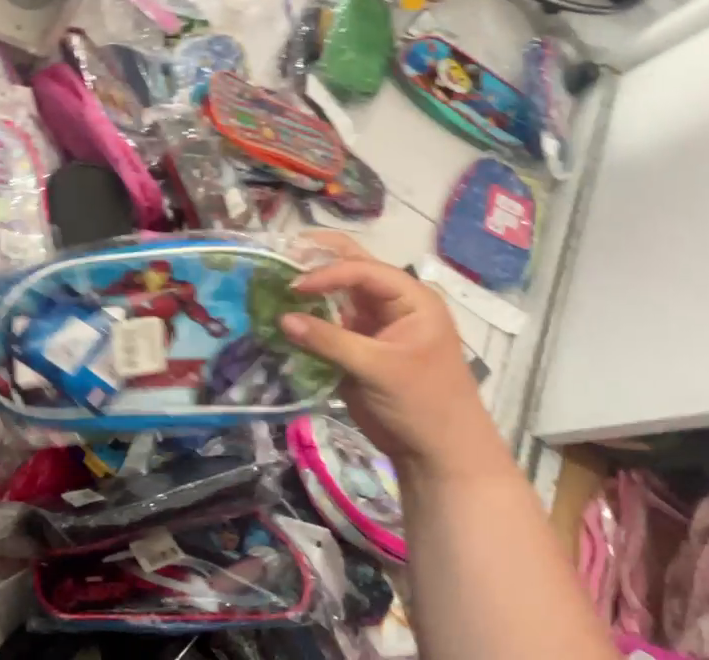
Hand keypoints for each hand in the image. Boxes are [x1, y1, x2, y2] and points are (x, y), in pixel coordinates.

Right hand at [279, 233, 503, 475]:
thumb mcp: (379, 369)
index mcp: (411, 299)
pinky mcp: (353, 343)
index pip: (362, 269)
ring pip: (333, 292)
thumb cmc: (423, 404)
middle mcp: (390, 302)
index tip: (294, 287)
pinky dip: (303, 314)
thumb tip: (281, 318)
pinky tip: (277, 310)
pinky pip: (324, 319)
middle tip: (278, 254)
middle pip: (349, 267)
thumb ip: (329, 340)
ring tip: (270, 278)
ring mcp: (371, 323)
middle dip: (314, 259)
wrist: (437, 454)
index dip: (326, 273)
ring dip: (305, 287)